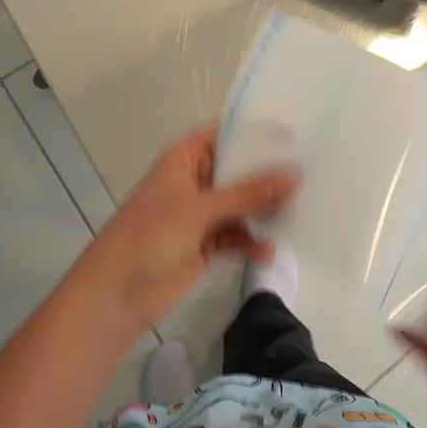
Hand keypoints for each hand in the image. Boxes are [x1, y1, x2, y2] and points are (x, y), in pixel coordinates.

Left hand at [72, 123, 299, 331]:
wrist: (117, 294)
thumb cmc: (150, 236)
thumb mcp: (200, 209)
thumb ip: (248, 193)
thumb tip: (295, 176)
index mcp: (184, 158)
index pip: (224, 133)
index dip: (254, 133)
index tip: (294, 135)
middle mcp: (195, 180)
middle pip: (238, 169)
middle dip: (267, 174)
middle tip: (309, 173)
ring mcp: (201, 213)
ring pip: (241, 203)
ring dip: (264, 209)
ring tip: (297, 213)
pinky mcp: (206, 244)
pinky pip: (237, 234)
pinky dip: (252, 240)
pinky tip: (269, 249)